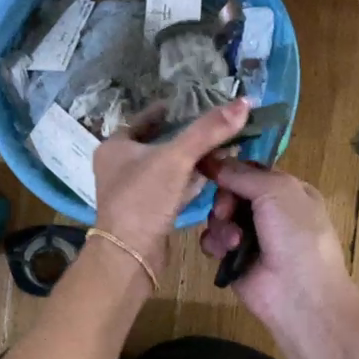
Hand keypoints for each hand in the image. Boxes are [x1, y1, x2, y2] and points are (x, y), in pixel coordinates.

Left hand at [93, 99, 249, 270]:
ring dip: (191, 159)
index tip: (195, 103)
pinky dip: (189, 181)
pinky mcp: (147, 212)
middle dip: (186, 136)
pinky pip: (171, 189)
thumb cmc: (143, 199)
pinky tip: (211, 175)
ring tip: (221, 146)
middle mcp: (119, 167)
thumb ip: (208, 131)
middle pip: (158, 143)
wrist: (130, 256)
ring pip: (167, 167)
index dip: (170, 110)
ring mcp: (133, 192)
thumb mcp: (176, 158)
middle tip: (216, 125)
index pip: (144, 119)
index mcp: (115, 147)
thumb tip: (243, 102)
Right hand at [200, 161, 356, 338]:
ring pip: (218, 216)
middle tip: (226, 211)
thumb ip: (242, 174)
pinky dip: (214, 243)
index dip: (230, 168)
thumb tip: (212, 158)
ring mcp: (249, 236)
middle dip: (224, 199)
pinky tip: (225, 252)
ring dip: (220, 224)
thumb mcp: (277, 191)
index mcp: (287, 191)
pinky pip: (211, 241)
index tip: (207, 165)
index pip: (251, 170)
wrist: (300, 295)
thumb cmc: (297, 235)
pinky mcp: (232, 258)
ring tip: (232, 241)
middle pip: (230, 192)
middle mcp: (268, 211)